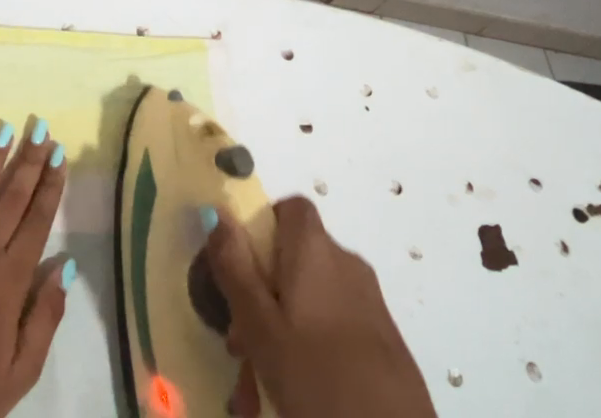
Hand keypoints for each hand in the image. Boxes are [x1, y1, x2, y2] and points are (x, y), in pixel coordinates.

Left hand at [0, 117, 71, 417]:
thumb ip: (45, 315)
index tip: (60, 153)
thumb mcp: (22, 370)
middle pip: (10, 198)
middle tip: (40, 125)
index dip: (50, 185)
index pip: (37, 221)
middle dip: (28, 160)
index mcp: (10, 281)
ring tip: (4, 128)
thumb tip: (65, 264)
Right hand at [206, 196, 436, 417]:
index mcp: (316, 251)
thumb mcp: (259, 325)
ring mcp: (369, 303)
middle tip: (238, 347)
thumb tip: (218, 210)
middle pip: (294, 261)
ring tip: (255, 388)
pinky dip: (306, 350)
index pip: (291, 208)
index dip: (261, 227)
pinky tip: (291, 393)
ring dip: (277, 332)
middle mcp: (346, 265)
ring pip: (308, 302)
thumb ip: (235, 266)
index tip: (240, 268)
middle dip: (259, 297)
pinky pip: (331, 327)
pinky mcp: (381, 340)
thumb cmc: (316, 377)